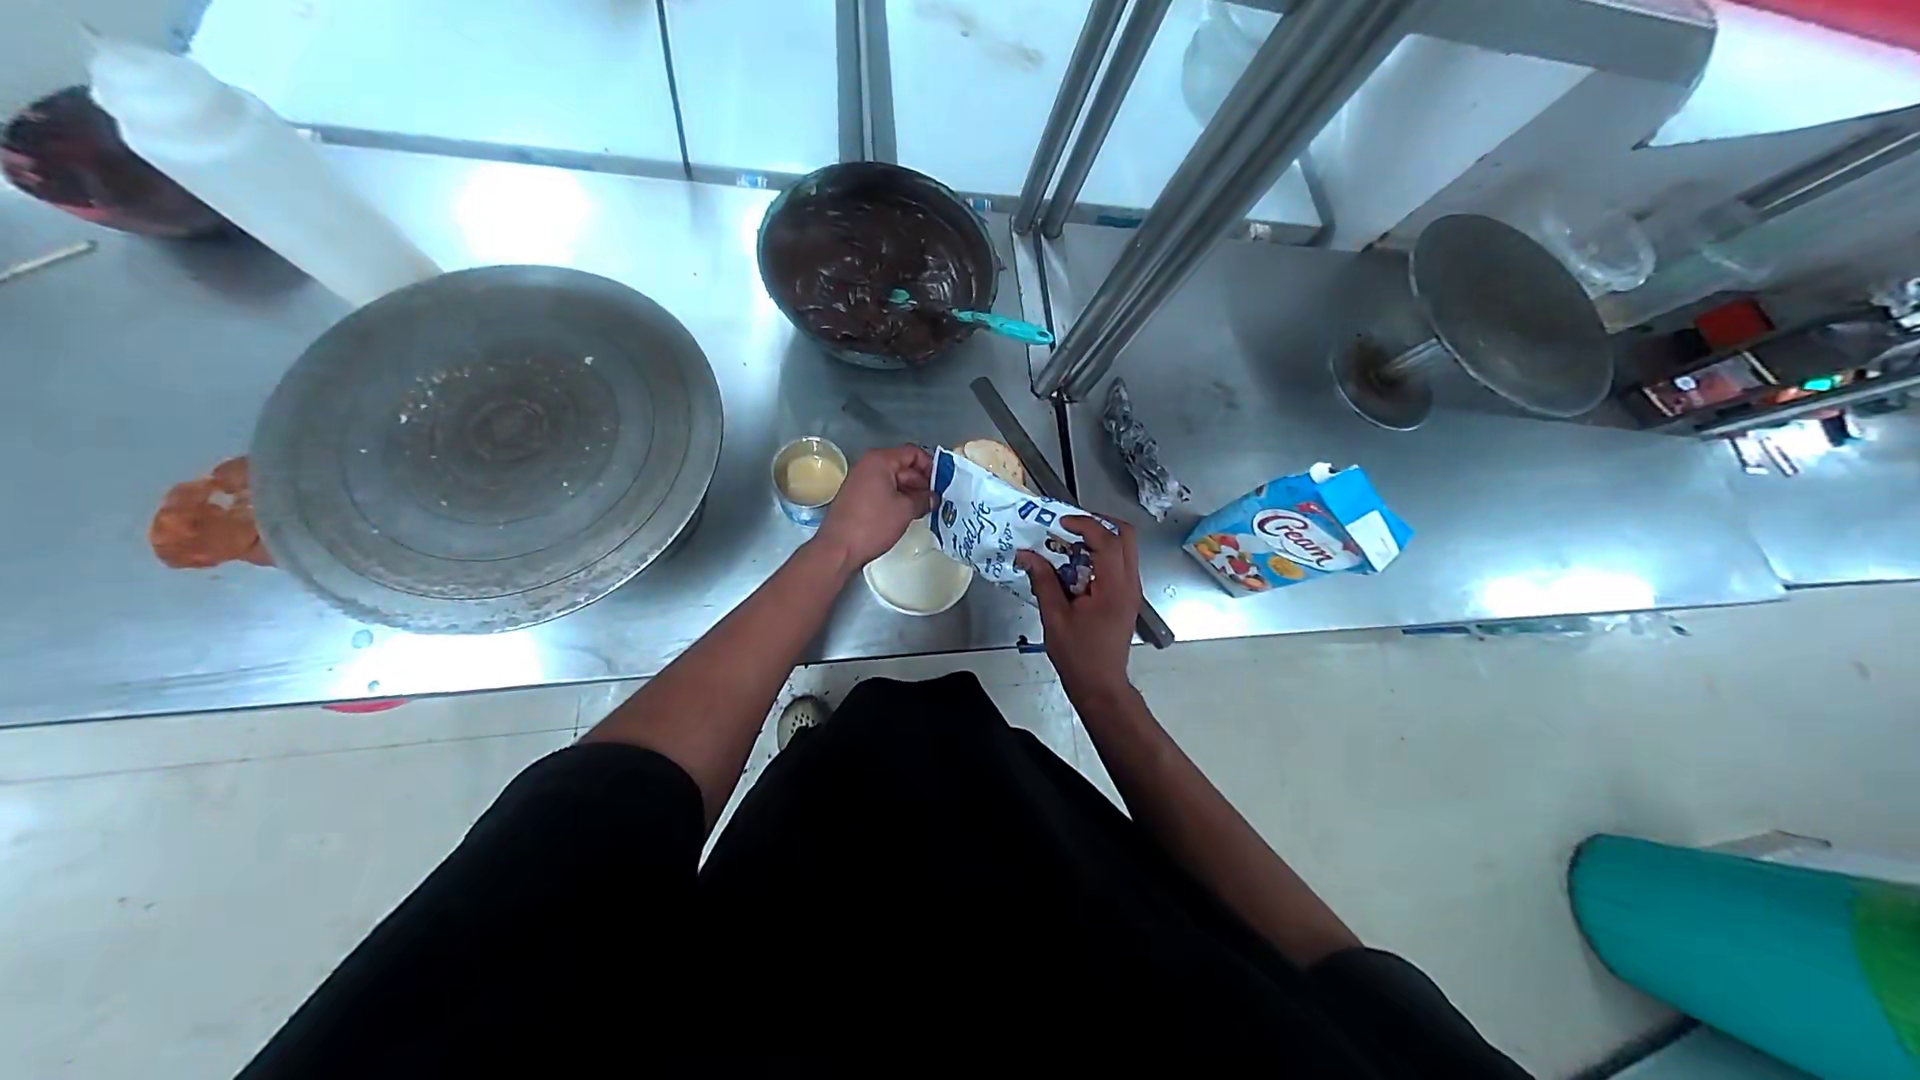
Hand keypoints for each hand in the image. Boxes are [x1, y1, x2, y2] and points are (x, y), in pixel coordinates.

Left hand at [814, 444, 933, 570]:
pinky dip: (896, 498)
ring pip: (893, 480)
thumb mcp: (905, 510)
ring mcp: (860, 481)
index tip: (941, 483)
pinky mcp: (856, 497)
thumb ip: (924, 499)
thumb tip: (934, 498)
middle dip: (921, 481)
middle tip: (937, 499)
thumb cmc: (873, 524)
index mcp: (880, 461)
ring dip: (910, 492)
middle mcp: (868, 465)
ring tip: (925, 508)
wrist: (838, 548)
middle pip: (903, 466)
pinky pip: (882, 490)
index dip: (930, 466)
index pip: (913, 453)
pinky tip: (907, 513)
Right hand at [1018, 515, 1140, 704]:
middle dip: (1099, 523)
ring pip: (1125, 548)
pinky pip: (1119, 563)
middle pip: (1126, 536)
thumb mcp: (1054, 617)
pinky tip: (1075, 565)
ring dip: (1099, 538)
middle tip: (1070, 525)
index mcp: (1114, 589)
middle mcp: (1130, 585)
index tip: (1062, 522)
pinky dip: (1100, 555)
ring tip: (1069, 544)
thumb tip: (1028, 556)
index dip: (1085, 525)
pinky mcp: (1127, 597)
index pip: (1108, 541)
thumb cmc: (1078, 656)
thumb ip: (1043, 581)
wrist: (1100, 684)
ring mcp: (1132, 591)